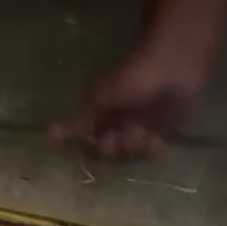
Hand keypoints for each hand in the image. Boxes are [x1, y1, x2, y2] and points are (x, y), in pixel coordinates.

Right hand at [51, 46, 208, 160]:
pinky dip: (150, 150)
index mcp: (102, 111)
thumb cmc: (135, 76)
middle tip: (117, 138)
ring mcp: (137, 131)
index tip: (70, 142)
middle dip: (110, 148)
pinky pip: (148, 155)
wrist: (176, 69)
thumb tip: (50, 134)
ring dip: (132, 147)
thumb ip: (81, 119)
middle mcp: (116, 123)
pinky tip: (154, 140)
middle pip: (106, 151)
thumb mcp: (102, 95)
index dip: (78, 142)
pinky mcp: (157, 136)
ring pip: (127, 156)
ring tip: (142, 132)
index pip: (84, 135)